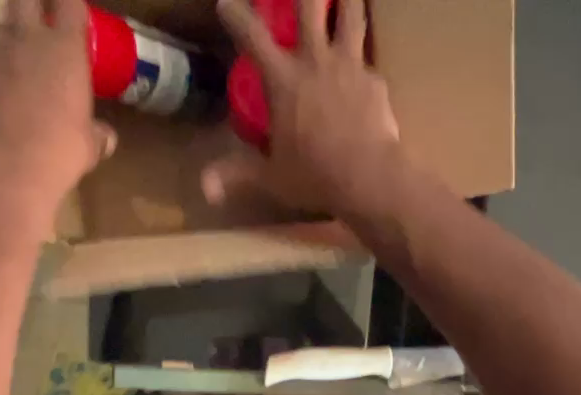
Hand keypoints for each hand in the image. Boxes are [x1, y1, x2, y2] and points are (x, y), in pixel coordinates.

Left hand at [0, 0, 117, 223]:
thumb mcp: (90, 145)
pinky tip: (1, 95)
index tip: (73, 14)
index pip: (69, 2)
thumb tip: (106, 138)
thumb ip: (97, 134)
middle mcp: (28, 40)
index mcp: (65, 48)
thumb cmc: (61, 151)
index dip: (70, 4)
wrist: (11, 167)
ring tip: (18, 57)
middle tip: (40, 20)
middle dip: (32, 3)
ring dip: (9, 35)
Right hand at [203, 0, 401, 213]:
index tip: (226, 3)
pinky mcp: (375, 80)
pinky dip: (363, 60)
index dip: (236, 15)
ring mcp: (349, 65)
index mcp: (283, 81)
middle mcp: (315, 61)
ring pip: (350, 13)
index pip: (252, 36)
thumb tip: (205, 190)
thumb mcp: (270, 178)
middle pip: (310, 5)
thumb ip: (237, 175)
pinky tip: (365, 68)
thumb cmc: (313, 176)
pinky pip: (367, 60)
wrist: (367, 177)